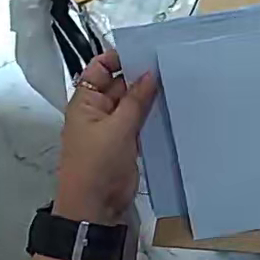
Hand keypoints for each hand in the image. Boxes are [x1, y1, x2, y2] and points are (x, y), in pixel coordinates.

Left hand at [54, 51, 156, 225]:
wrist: (95, 206)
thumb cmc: (96, 165)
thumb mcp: (118, 128)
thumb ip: (135, 100)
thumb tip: (149, 74)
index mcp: (85, 102)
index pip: (99, 68)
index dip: (118, 58)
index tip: (144, 53)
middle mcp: (98, 111)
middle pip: (119, 85)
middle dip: (139, 77)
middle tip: (167, 67)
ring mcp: (112, 127)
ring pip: (132, 104)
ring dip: (148, 98)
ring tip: (174, 84)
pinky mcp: (126, 143)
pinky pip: (140, 122)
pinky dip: (152, 116)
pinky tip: (170, 108)